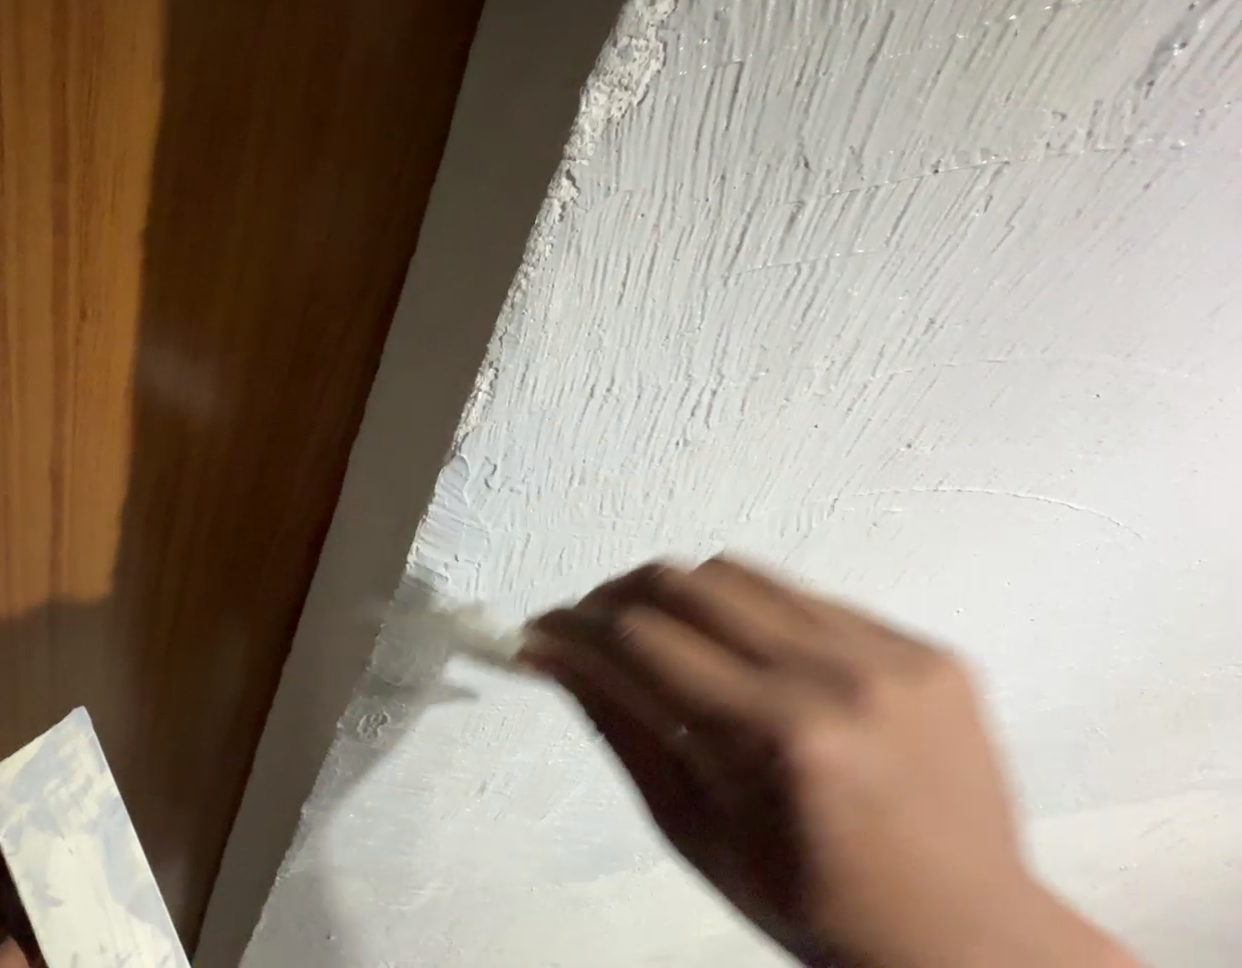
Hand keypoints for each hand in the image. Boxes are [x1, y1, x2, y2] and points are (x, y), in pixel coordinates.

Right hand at [521, 557, 1140, 967]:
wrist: (965, 938)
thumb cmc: (802, 900)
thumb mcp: (685, 824)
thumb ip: (615, 721)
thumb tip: (547, 651)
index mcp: (772, 739)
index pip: (637, 639)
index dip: (572, 627)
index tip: (539, 632)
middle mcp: (835, 678)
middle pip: (681, 583)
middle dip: (612, 596)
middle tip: (590, 627)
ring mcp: (891, 655)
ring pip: (735, 572)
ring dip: (676, 596)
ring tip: (664, 638)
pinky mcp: (924, 648)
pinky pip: (799, 597)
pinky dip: (746, 616)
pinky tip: (746, 659)